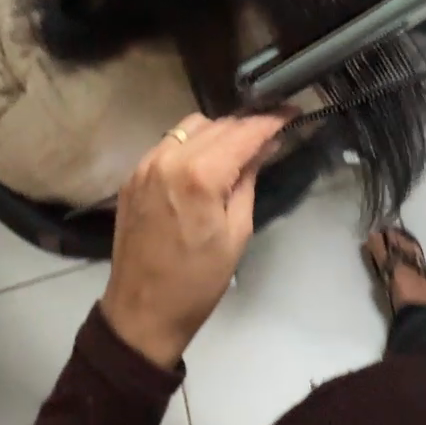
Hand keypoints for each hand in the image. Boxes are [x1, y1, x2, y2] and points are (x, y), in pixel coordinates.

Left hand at [99, 112, 289, 369]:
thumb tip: (263, 146)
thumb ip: (248, 180)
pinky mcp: (134, 174)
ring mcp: (146, 163)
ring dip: (218, 130)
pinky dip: (191, 143)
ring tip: (237, 148)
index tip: (292, 112)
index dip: (271, 120)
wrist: (142, 312)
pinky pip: (169, 142)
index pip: (243, 133)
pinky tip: (204, 161)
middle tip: (270, 135)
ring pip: (191, 126)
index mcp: (199, 175)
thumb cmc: (198, 281)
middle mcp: (170, 158)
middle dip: (246, 126)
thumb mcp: (237, 232)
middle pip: (218, 124)